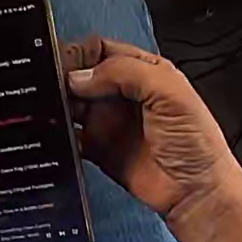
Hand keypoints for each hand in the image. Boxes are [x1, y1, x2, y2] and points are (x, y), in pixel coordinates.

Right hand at [63, 36, 241, 224]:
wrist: (195, 191)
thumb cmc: (195, 142)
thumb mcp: (169, 93)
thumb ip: (126, 74)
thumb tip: (80, 77)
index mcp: (143, 71)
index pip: (101, 50)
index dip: (79, 53)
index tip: (61, 62)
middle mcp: (123, 94)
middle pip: (81, 76)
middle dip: (62, 77)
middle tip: (46, 84)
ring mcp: (109, 121)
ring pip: (71, 104)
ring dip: (57, 104)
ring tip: (47, 107)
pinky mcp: (99, 148)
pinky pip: (71, 136)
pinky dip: (59, 133)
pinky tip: (56, 132)